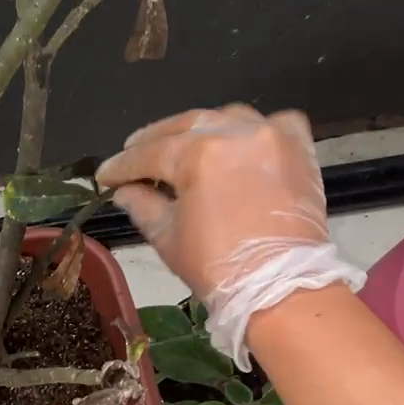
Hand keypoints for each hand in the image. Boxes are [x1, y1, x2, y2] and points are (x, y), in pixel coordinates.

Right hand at [95, 105, 364, 368]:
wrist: (278, 285)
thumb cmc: (216, 266)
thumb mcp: (167, 238)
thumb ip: (143, 206)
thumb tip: (125, 191)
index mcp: (200, 155)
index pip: (150, 153)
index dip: (122, 165)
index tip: (104, 175)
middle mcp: (237, 133)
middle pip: (187, 125)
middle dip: (155, 138)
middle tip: (132, 150)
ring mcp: (272, 135)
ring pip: (226, 119)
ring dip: (199, 130)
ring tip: (178, 146)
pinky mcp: (299, 146)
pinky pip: (268, 125)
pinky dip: (245, 132)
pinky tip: (232, 146)